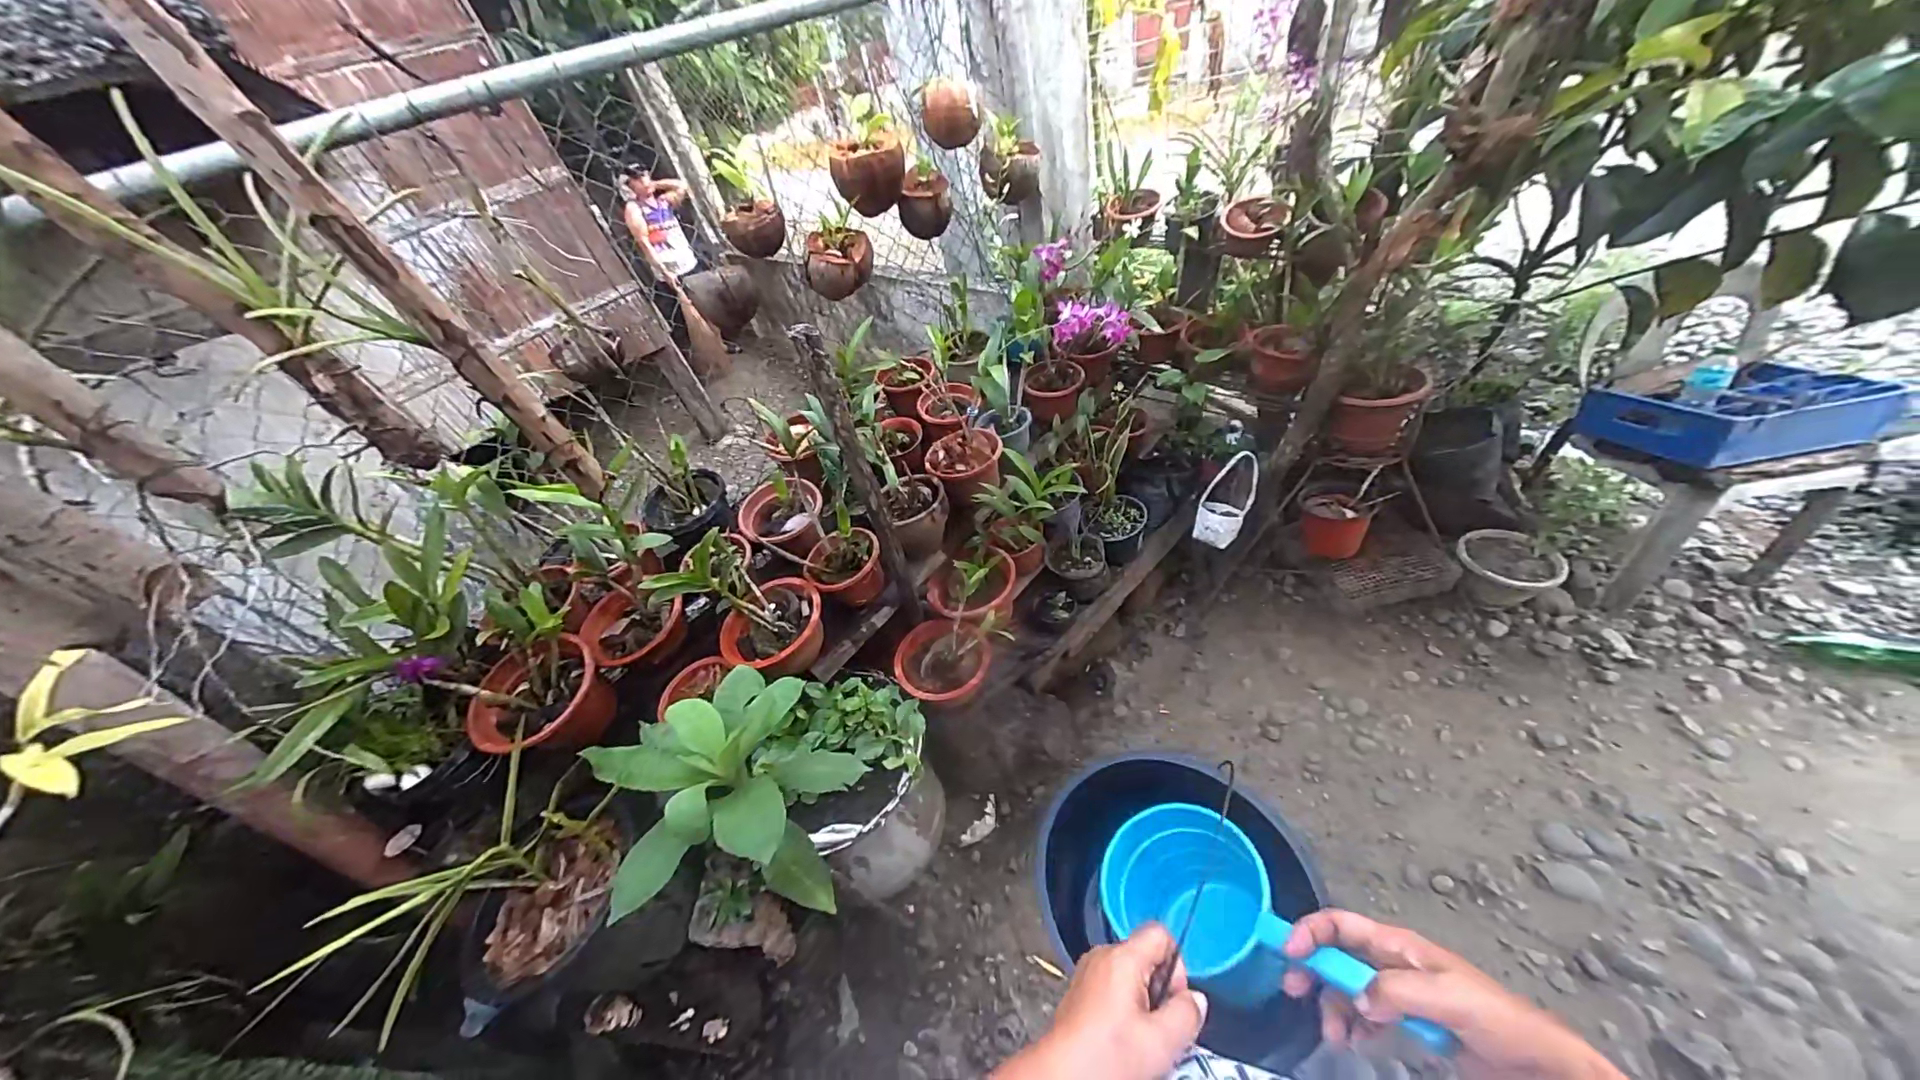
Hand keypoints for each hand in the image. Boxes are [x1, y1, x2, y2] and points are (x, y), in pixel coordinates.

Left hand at [993, 923, 1207, 1079]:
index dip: (1177, 965)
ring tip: (1140, 1037)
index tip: (1173, 1001)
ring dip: (1144, 1001)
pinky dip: (1125, 1006)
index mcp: (1122, 958)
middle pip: (1146, 956)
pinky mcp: (1080, 988)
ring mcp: (1089, 970)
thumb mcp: (1162, 1042)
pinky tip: (1121, 1037)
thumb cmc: (1110, 1056)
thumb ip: (1186, 1015)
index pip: (1160, 934)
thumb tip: (1195, 998)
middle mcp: (1103, 955)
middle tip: (1160, 1028)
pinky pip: (1113, 984)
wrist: (1062, 1074)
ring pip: (1131, 973)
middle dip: (1161, 989)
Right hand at [1281, 910, 1625, 1079]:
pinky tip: (1356, 1043)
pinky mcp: (1408, 1023)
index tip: (1290, 953)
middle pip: (1337, 955)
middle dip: (1313, 970)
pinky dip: (1354, 1027)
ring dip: (1333, 1008)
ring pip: (1348, 990)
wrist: (1540, 1066)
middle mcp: (1392, 963)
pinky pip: (1366, 1017)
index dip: (1310, 931)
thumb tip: (1357, 999)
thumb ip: (1396, 991)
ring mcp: (1400, 993)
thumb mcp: (1447, 999)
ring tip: (1335, 1036)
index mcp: (1399, 946)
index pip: (1341, 924)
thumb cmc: (1497, 1020)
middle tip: (1294, 991)